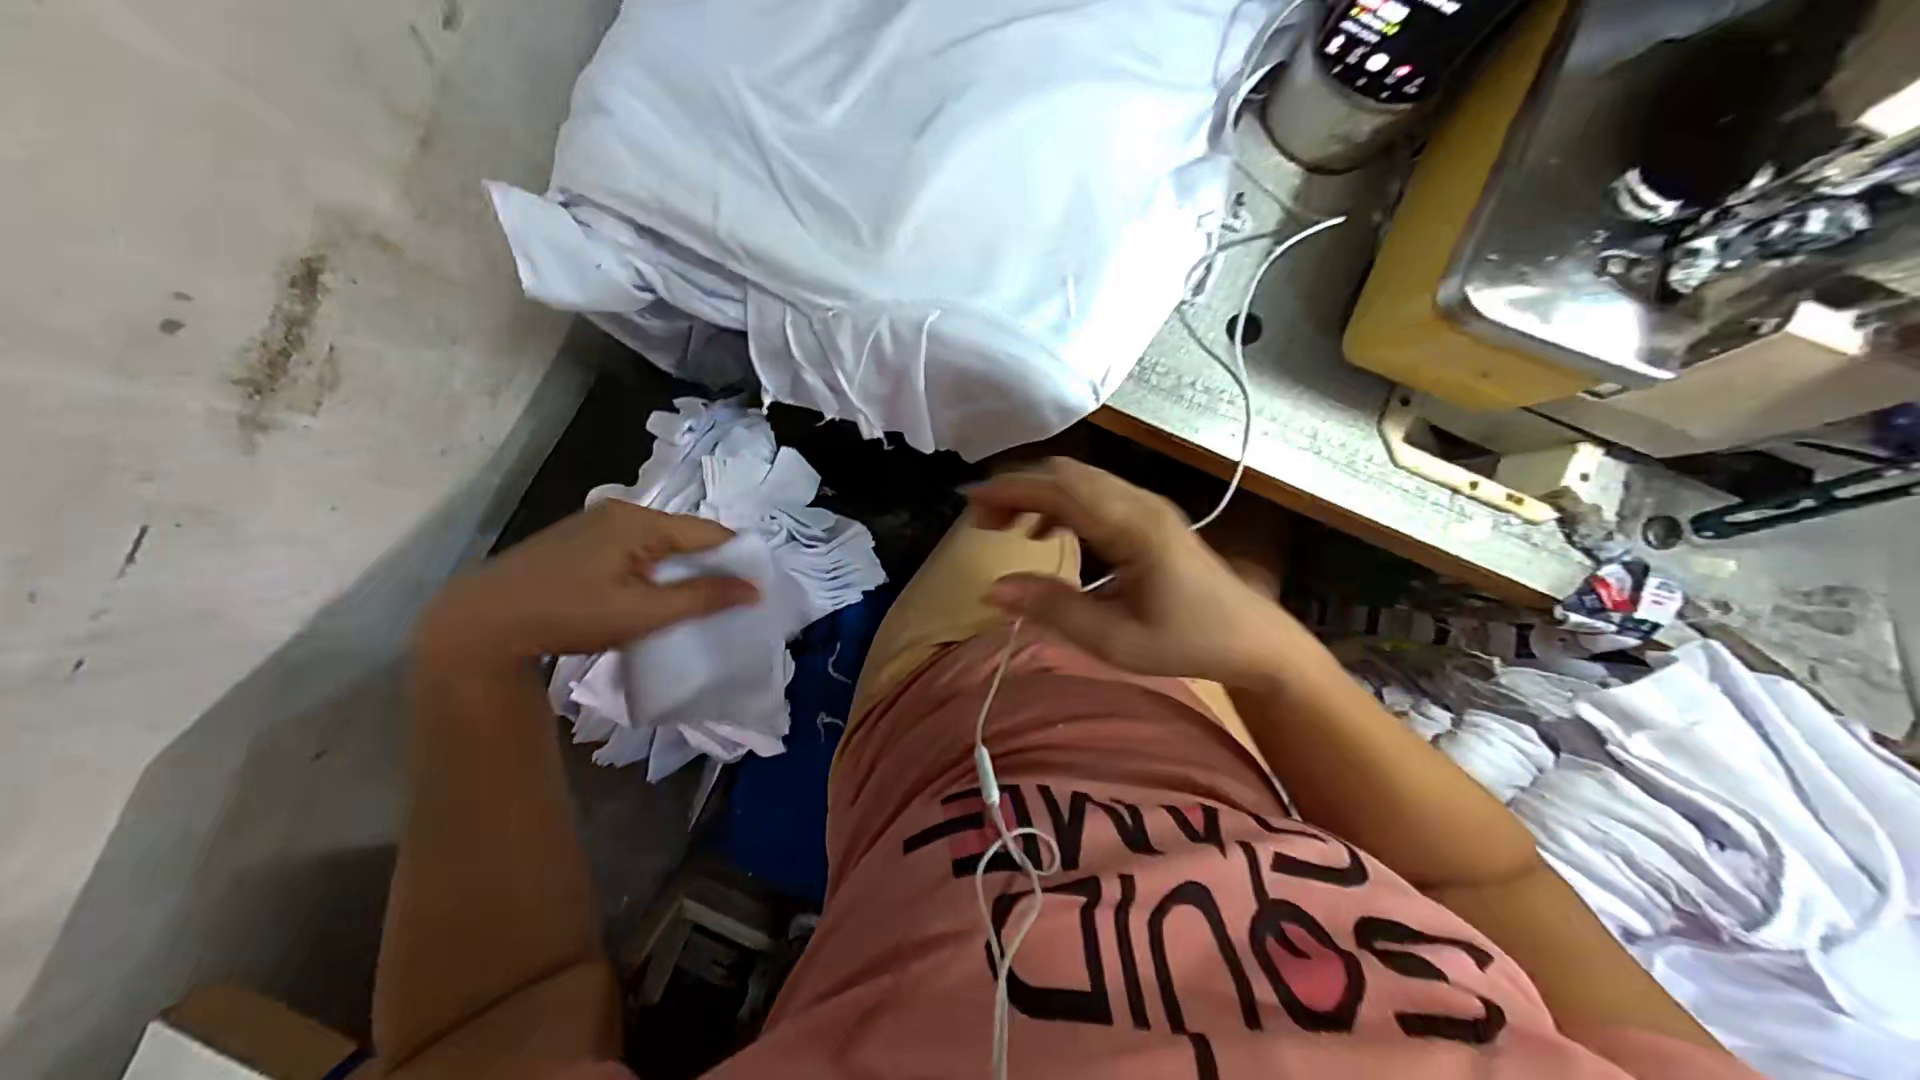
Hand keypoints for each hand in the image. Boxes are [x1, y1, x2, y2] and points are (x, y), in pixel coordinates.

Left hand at [413, 501, 758, 670]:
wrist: (481, 622)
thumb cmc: (568, 614)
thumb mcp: (642, 613)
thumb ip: (701, 598)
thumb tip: (753, 589)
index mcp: (639, 521)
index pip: (708, 532)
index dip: (738, 556)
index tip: (758, 586)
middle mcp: (621, 511)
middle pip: (684, 533)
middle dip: (711, 562)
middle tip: (731, 596)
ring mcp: (596, 522)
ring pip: (660, 540)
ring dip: (683, 565)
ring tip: (698, 597)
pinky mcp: (579, 538)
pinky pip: (636, 545)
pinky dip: (656, 565)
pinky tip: (656, 590)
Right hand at [968, 458, 1313, 686]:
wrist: (1254, 639)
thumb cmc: (1189, 642)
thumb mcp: (1116, 641)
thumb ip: (1053, 609)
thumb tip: (993, 589)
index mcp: (1133, 528)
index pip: (1060, 490)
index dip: (1010, 489)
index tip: (969, 502)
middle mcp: (1139, 504)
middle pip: (1066, 474)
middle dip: (1017, 488)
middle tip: (982, 521)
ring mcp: (1147, 506)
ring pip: (1079, 480)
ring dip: (1036, 494)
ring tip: (1004, 527)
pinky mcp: (1149, 516)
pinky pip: (1094, 494)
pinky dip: (1060, 503)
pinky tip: (1045, 532)